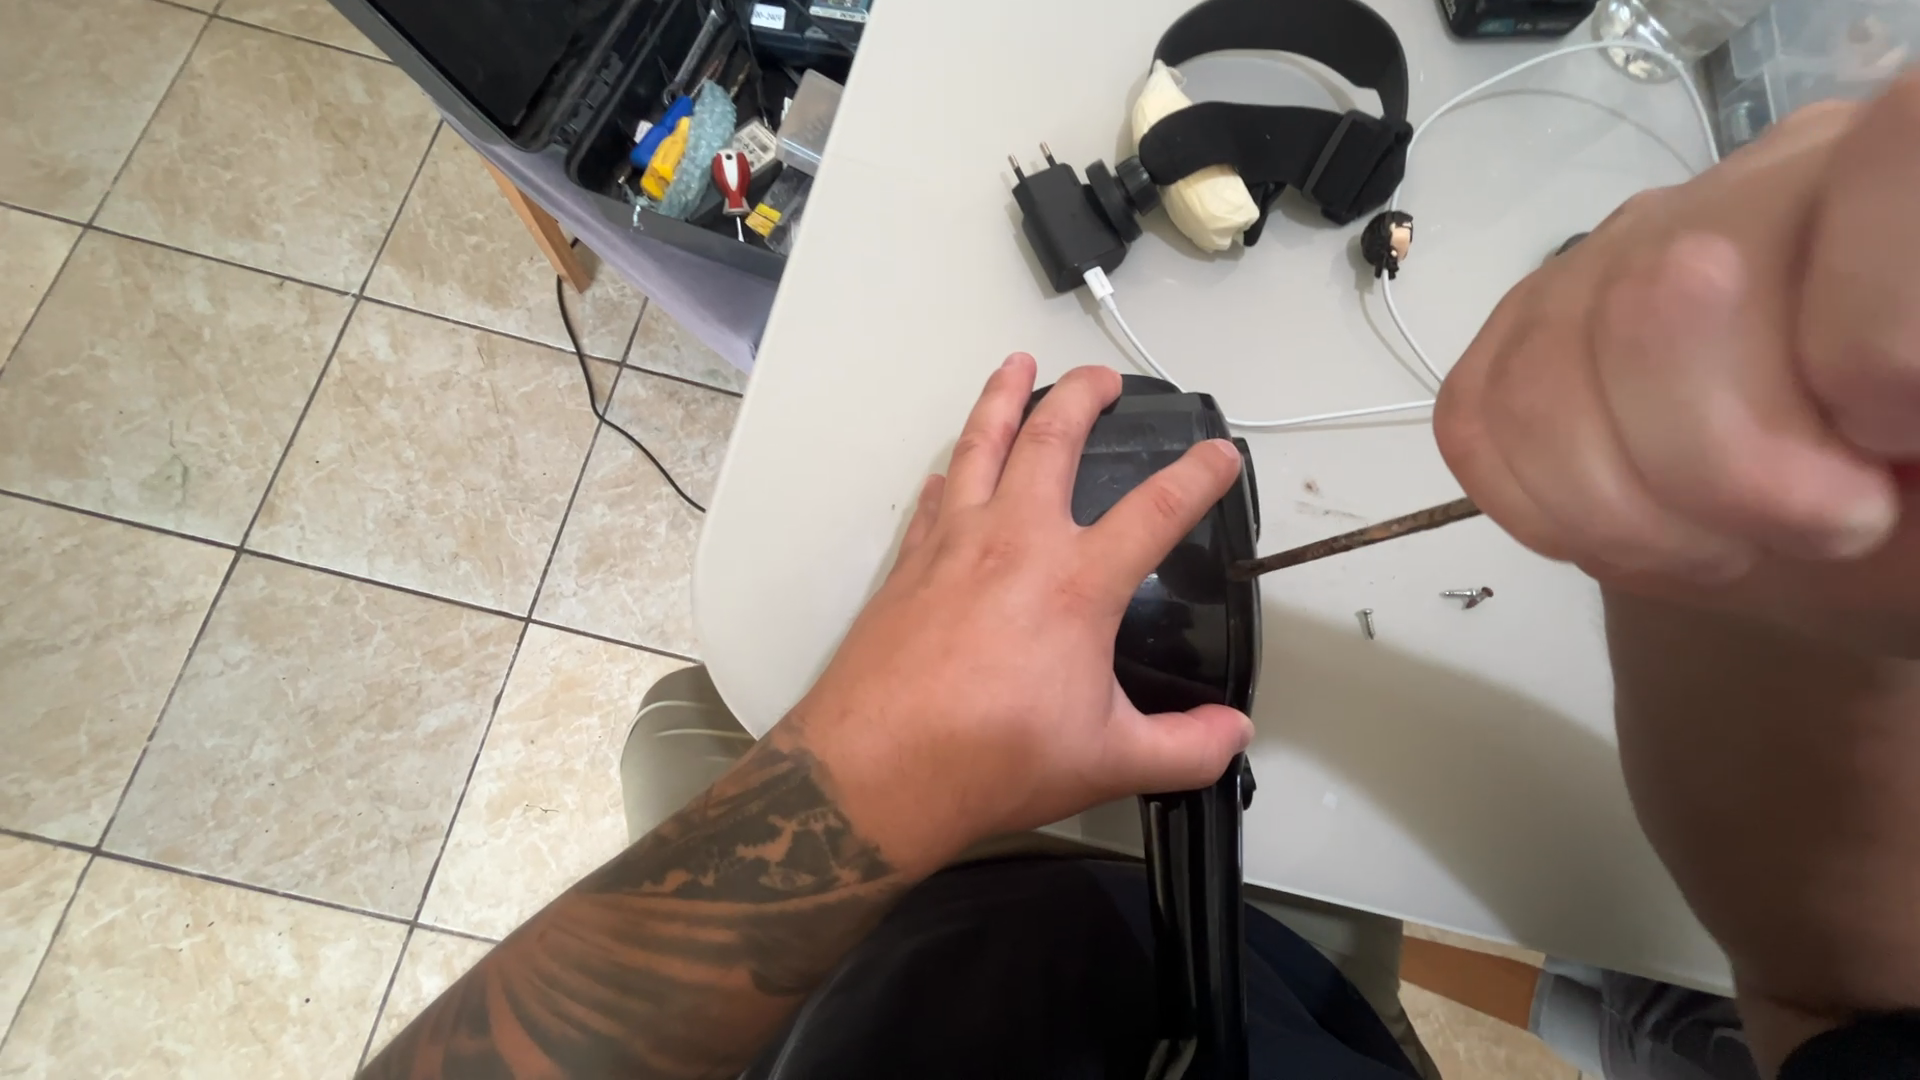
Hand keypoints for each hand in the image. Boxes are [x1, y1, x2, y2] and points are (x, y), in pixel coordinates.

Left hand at [785, 357, 1253, 872]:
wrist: (878, 768)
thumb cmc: (994, 760)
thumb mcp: (1108, 762)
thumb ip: (1186, 748)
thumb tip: (1235, 733)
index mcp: (1075, 582)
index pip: (1157, 510)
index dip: (1198, 476)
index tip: (1219, 453)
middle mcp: (1015, 541)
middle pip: (1053, 440)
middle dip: (1083, 395)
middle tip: (1103, 378)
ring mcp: (953, 543)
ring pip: (980, 445)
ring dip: (1002, 397)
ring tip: (1015, 364)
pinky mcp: (909, 562)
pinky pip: (934, 499)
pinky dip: (949, 473)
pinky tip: (951, 469)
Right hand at [1434, 74, 1919, 651]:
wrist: (1806, 508)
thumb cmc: (1908, 482)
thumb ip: (1905, 386)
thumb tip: (1847, 401)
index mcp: (1902, 174)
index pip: (1894, 154)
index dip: (1874, 339)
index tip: (1894, 444)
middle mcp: (1728, 196)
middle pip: (1659, 295)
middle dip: (1722, 469)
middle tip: (1805, 533)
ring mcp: (1583, 272)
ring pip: (1536, 384)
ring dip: (1615, 513)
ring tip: (1703, 549)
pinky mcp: (1499, 346)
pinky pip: (1470, 423)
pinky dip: (1531, 506)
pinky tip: (1606, 533)